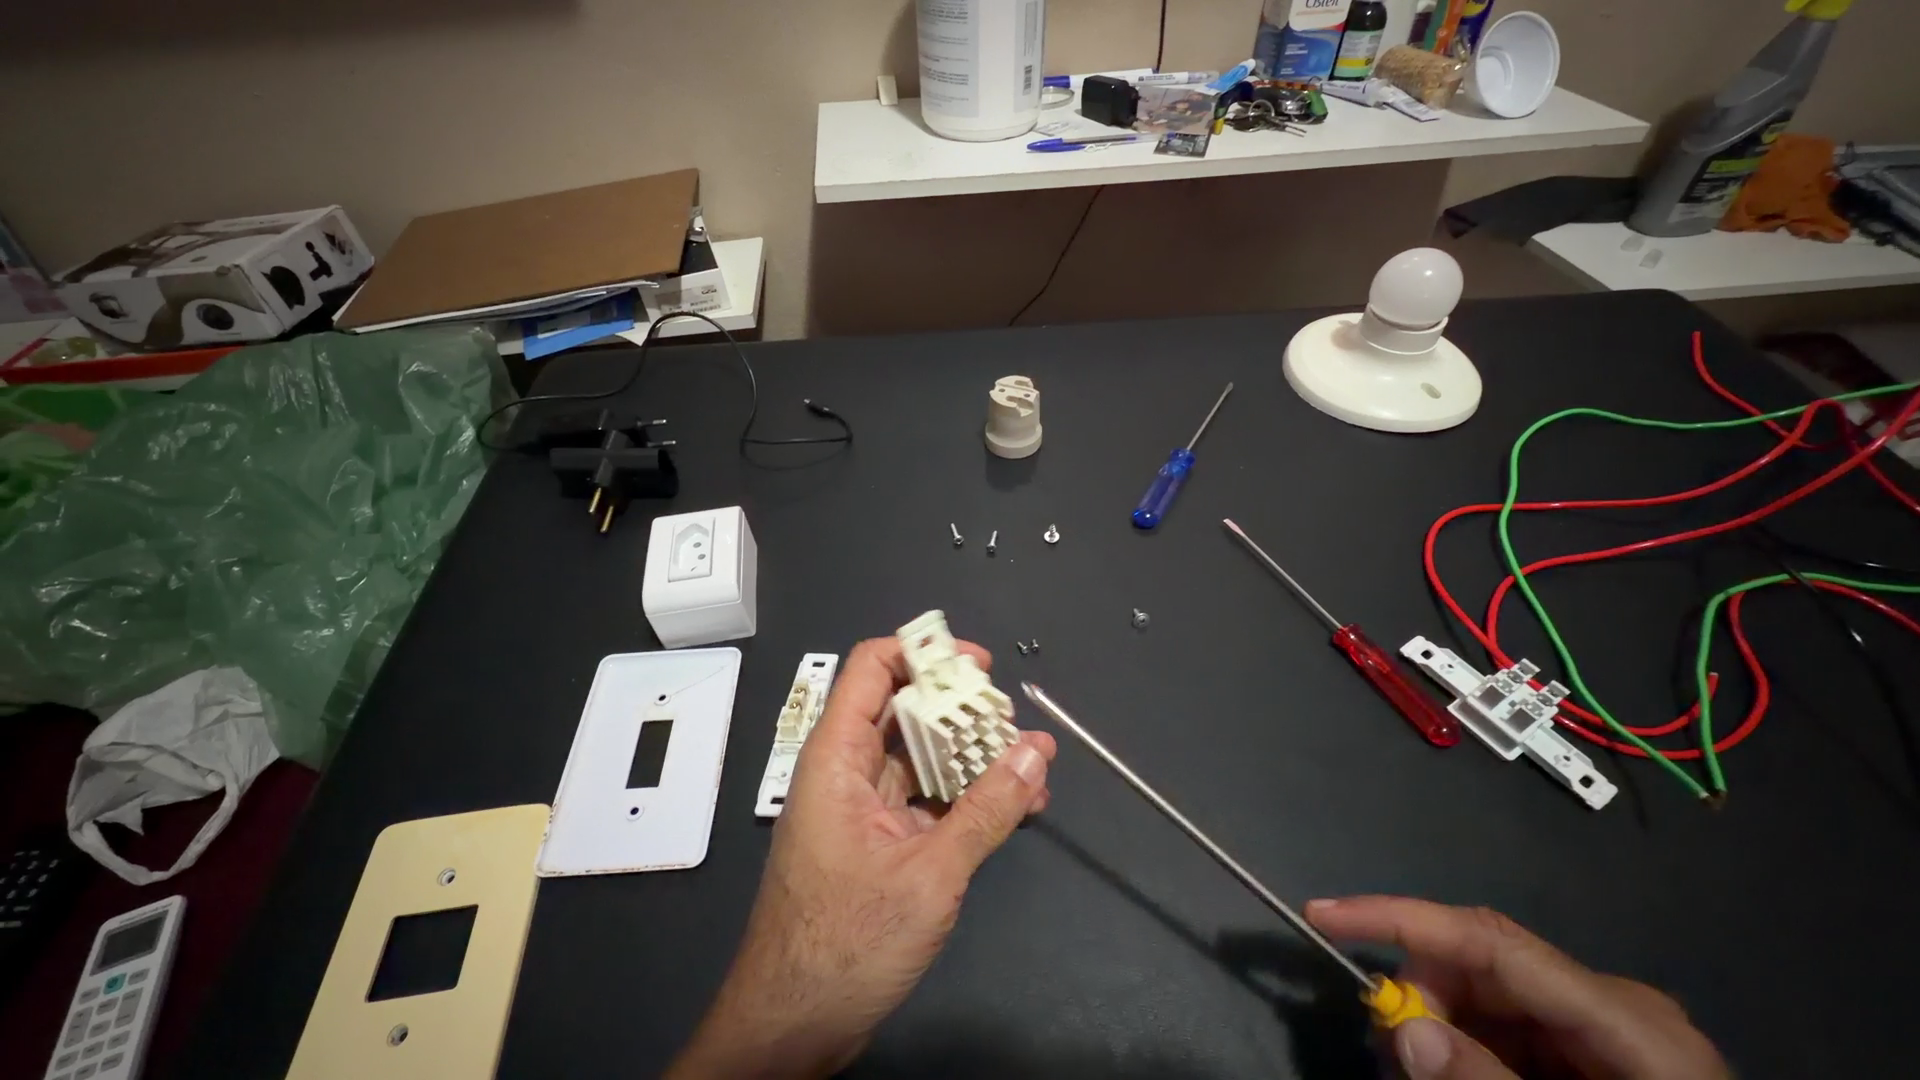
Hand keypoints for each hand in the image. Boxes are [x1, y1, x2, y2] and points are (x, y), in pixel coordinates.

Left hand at [666, 637, 1055, 1079]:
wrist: (792, 1026)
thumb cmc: (846, 943)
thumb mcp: (929, 874)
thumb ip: (986, 810)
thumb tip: (1036, 752)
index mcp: (837, 758)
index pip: (872, 669)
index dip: (922, 653)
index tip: (977, 665)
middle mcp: (847, 772)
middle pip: (905, 712)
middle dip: (962, 710)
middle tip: (1015, 722)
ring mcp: (863, 810)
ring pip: (921, 760)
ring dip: (974, 760)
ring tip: (1033, 766)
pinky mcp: (879, 844)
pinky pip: (926, 802)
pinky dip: (967, 800)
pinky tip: (1016, 807)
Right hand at [1307, 896, 1729, 1079]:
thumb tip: (1404, 1029)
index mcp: (1626, 1019)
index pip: (1488, 939)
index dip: (1398, 918)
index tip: (1321, 914)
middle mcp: (1612, 1006)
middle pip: (1481, 968)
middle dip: (1419, 998)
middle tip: (1385, 1052)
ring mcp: (1605, 1030)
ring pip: (1486, 1001)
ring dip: (1438, 1029)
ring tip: (1413, 1069)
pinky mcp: (1594, 1055)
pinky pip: (1507, 1032)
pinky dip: (1467, 1050)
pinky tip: (1452, 1073)